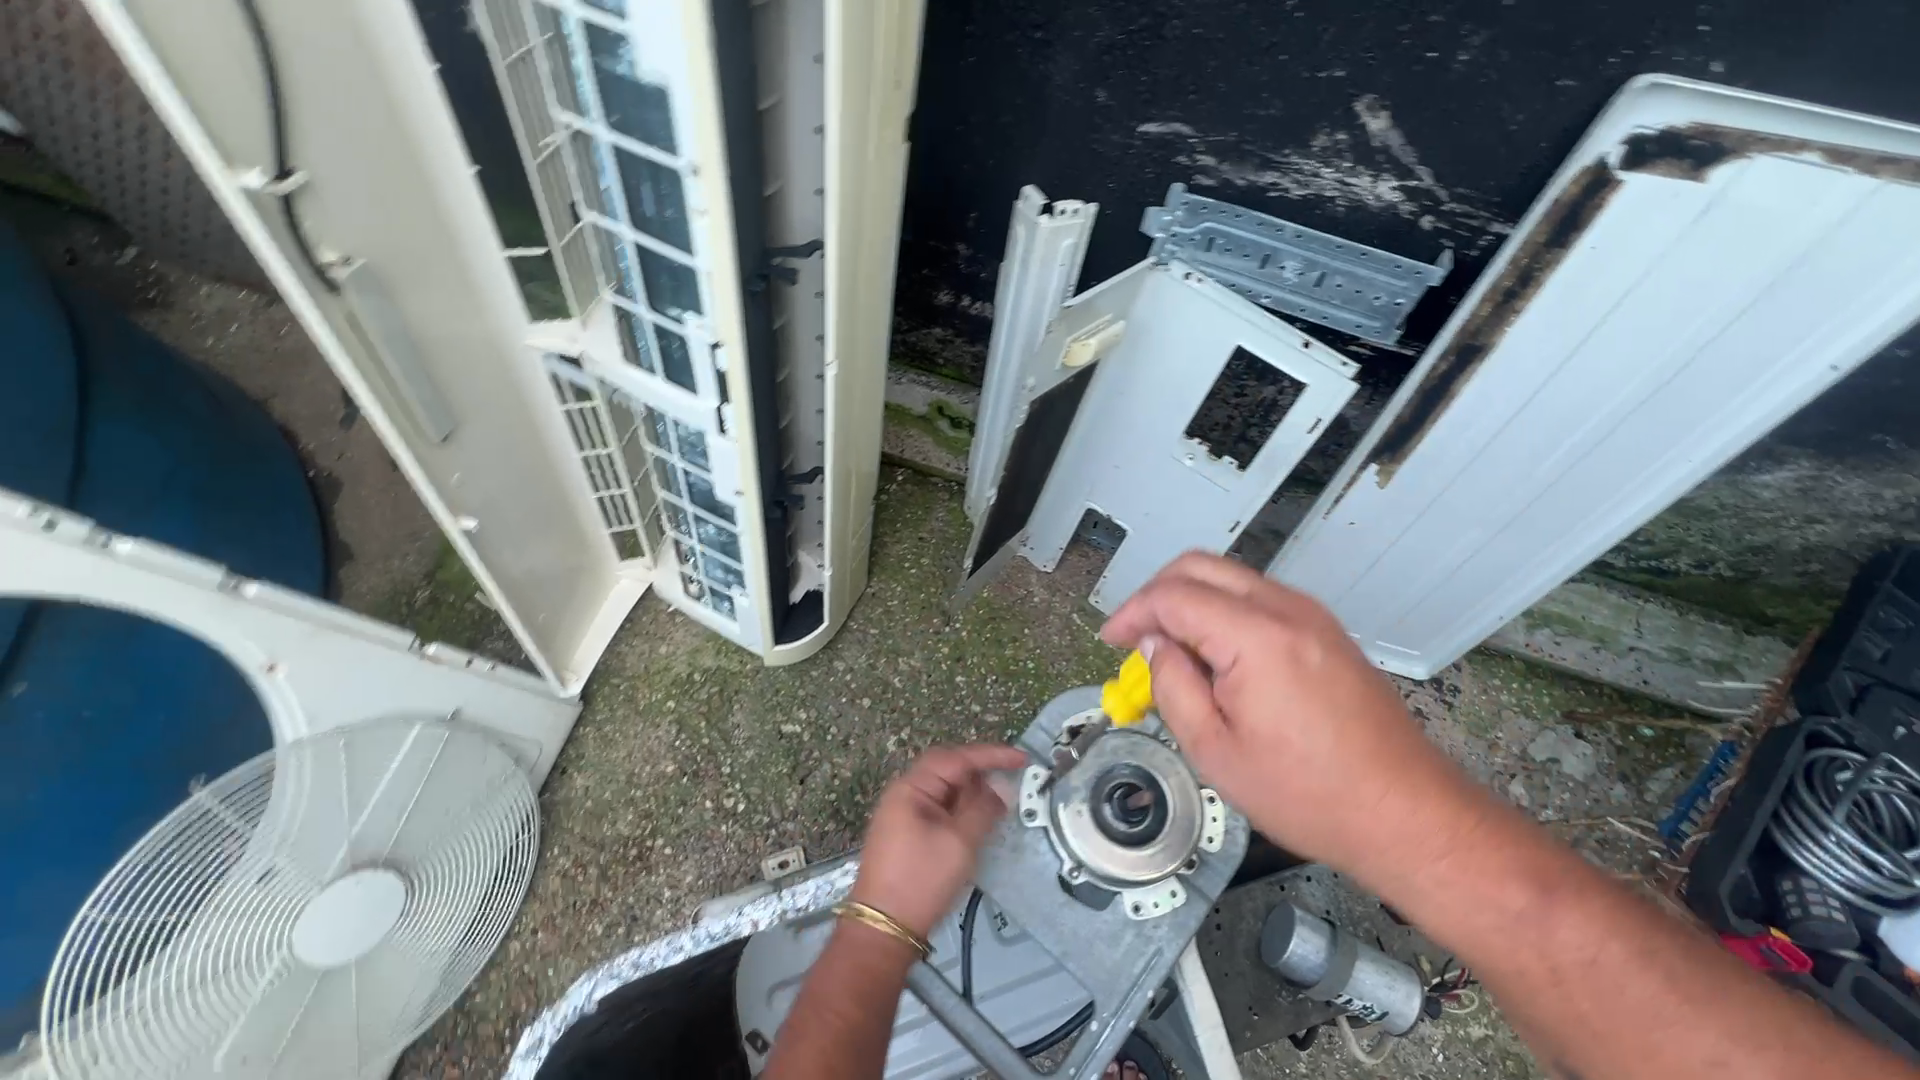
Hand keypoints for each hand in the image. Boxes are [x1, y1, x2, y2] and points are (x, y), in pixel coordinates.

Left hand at [850, 744, 1027, 939]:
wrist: (884, 928)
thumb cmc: (921, 880)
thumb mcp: (959, 842)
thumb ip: (984, 810)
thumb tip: (1002, 788)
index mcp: (911, 788)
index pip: (955, 758)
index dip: (991, 755)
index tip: (1022, 759)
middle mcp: (904, 795)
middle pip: (947, 771)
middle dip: (981, 772)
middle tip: (1013, 779)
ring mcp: (904, 816)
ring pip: (945, 792)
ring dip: (973, 794)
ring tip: (1001, 802)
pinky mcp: (908, 836)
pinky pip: (940, 811)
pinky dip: (962, 811)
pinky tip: (979, 821)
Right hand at [1100, 553, 1474, 873]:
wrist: (1406, 812)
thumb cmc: (1307, 794)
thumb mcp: (1215, 751)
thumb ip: (1172, 686)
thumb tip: (1155, 646)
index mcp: (1256, 637)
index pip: (1174, 594)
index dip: (1132, 612)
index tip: (1110, 641)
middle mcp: (1287, 609)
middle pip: (1201, 567)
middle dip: (1156, 594)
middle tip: (1134, 638)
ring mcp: (1312, 616)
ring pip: (1230, 578)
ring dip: (1190, 601)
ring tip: (1170, 652)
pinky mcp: (1326, 631)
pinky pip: (1258, 600)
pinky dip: (1222, 613)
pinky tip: (1214, 658)